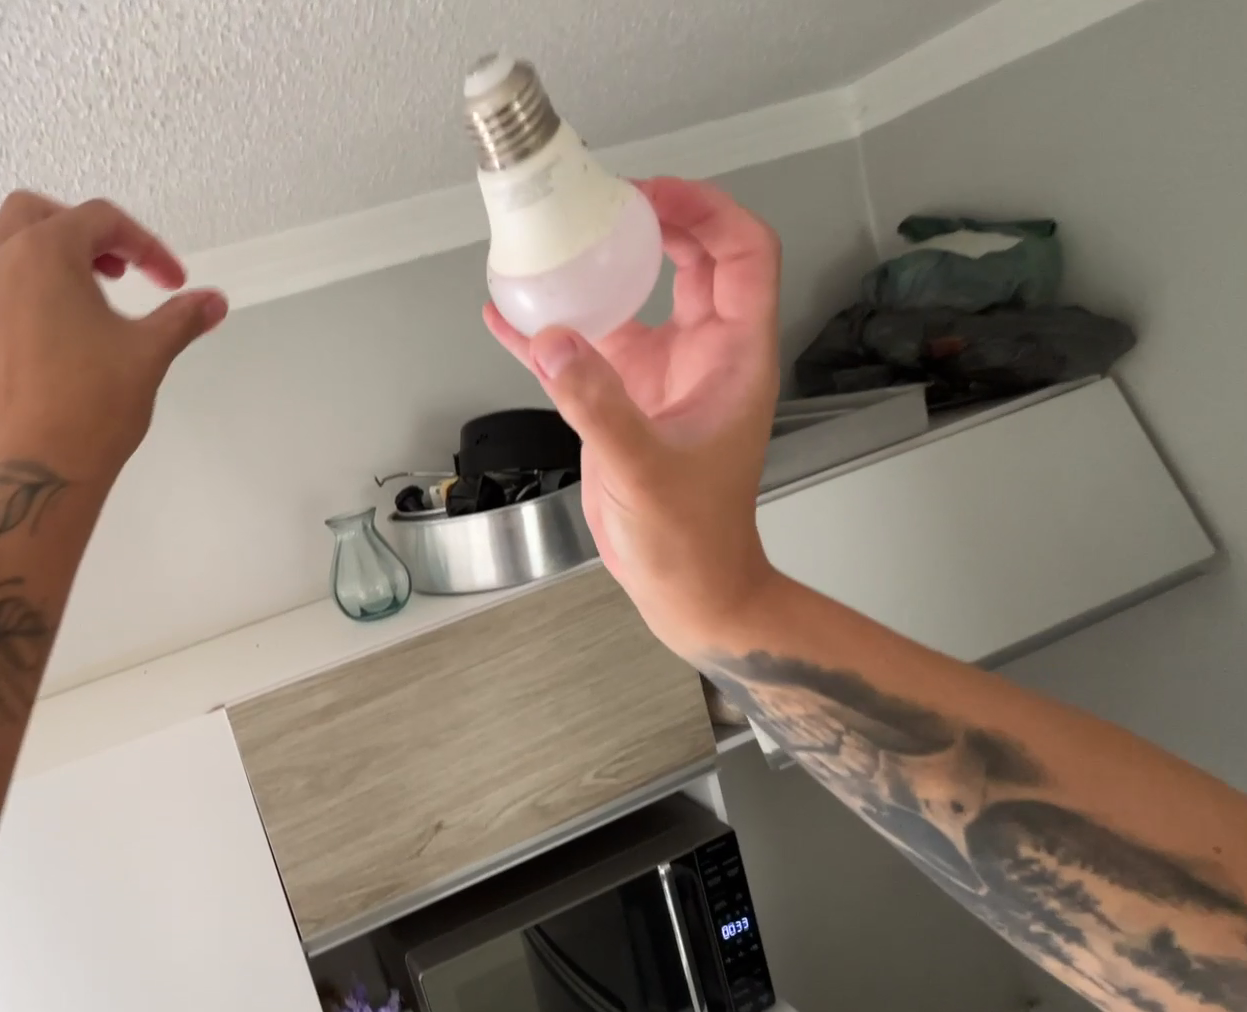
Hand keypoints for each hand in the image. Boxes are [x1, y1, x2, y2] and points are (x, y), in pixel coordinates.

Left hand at [0, 192, 227, 479]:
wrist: (36, 470)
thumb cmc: (91, 405)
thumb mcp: (148, 353)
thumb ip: (182, 317)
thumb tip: (214, 303)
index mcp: (42, 253)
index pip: (100, 220)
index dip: (147, 245)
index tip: (173, 281)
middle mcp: (0, 264)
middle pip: (39, 213)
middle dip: (87, 231)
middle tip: (121, 266)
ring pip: (11, 245)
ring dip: (57, 254)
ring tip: (98, 293)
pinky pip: (2, 282)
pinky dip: (34, 282)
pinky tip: (69, 325)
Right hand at [485, 177, 783, 656]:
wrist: (680, 579)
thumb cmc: (689, 532)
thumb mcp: (644, 466)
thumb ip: (597, 402)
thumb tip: (551, 338)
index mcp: (731, 355)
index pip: (739, 255)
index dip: (704, 212)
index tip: (649, 196)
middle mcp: (698, 355)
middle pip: (687, 263)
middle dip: (650, 225)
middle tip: (600, 205)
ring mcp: (656, 377)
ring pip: (629, 303)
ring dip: (595, 273)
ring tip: (552, 246)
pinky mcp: (618, 403)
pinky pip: (582, 354)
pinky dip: (548, 336)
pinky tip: (507, 320)